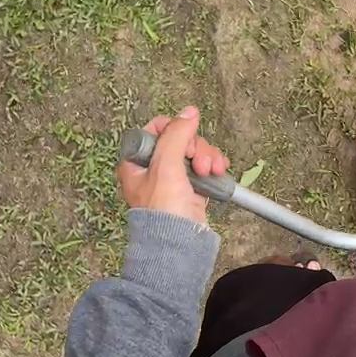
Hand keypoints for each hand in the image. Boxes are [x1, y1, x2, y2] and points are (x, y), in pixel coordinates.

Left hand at [116, 106, 228, 224]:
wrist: (179, 244)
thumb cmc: (164, 211)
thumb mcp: (166, 166)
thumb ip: (176, 135)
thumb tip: (189, 112)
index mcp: (137, 161)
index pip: (156, 129)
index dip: (174, 131)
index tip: (183, 141)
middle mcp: (153, 168)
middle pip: (180, 139)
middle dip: (196, 147)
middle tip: (200, 163)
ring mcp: (173, 179)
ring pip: (195, 152)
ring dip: (208, 157)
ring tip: (212, 171)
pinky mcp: (191, 188)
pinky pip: (204, 167)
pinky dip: (214, 166)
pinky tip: (219, 172)